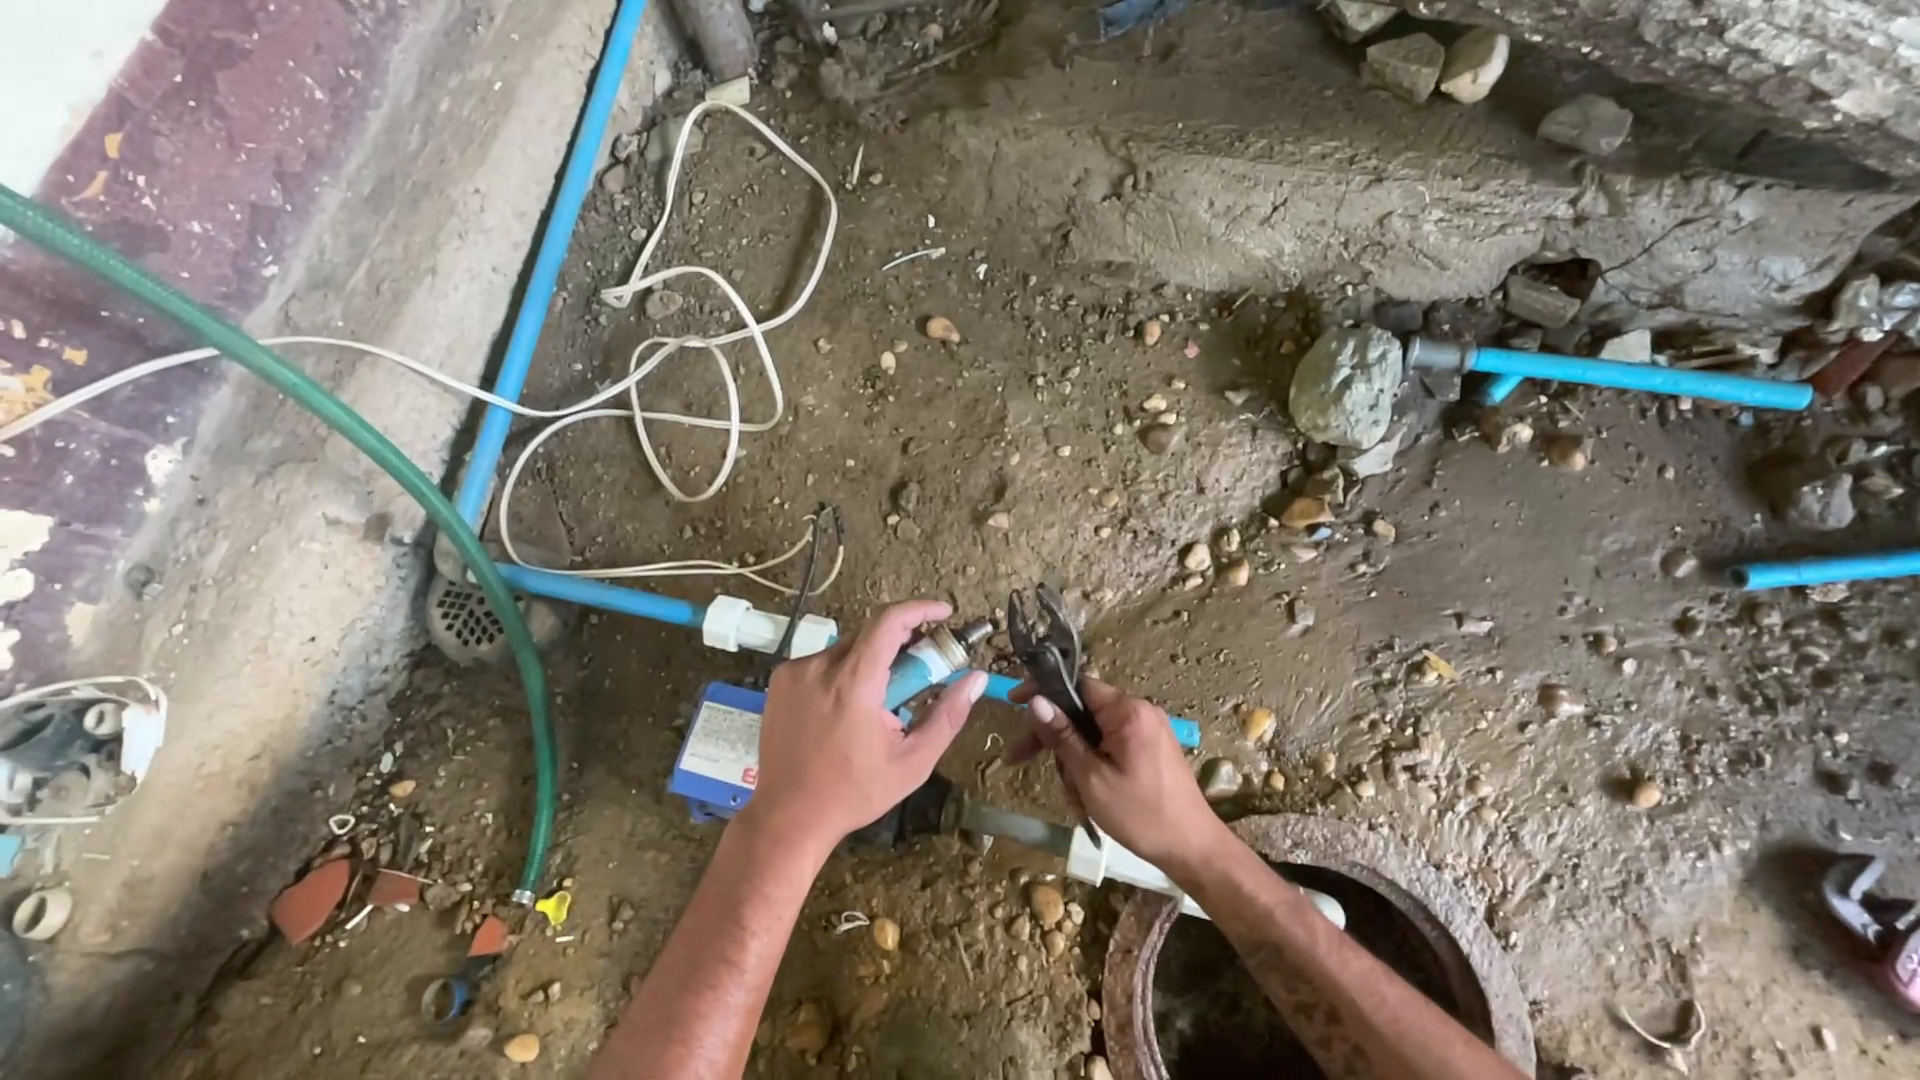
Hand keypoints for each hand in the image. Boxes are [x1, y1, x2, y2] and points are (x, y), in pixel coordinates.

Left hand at [746, 599, 987, 847]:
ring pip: (845, 649)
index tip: (943, 614)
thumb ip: (948, 715)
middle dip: (900, 645)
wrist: (789, 816)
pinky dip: (841, 674)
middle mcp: (819, 667)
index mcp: (853, 684)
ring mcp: (794, 672)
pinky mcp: (779, 681)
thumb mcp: (912, 762)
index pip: (889, 621)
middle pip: (869, 635)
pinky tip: (845, 709)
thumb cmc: (854, 793)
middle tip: (919, 672)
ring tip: (878, 704)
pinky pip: (820, 663)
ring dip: (869, 662)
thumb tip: (975, 679)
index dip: (920, 609)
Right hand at [1013, 678, 1227, 877]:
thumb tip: (1036, 701)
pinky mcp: (1150, 748)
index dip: (1043, 691)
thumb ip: (1063, 736)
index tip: (1014, 703)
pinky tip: (1086, 795)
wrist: (1193, 848)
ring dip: (1073, 759)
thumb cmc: (1141, 815)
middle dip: (1054, 737)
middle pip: (1082, 710)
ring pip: (1093, 732)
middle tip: (1020, 759)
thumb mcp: (1092, 777)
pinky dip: (1092, 764)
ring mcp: (1147, 730)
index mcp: (1128, 711)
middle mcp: (1140, 711)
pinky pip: (1110, 744)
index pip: (1077, 683)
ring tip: (1073, 797)